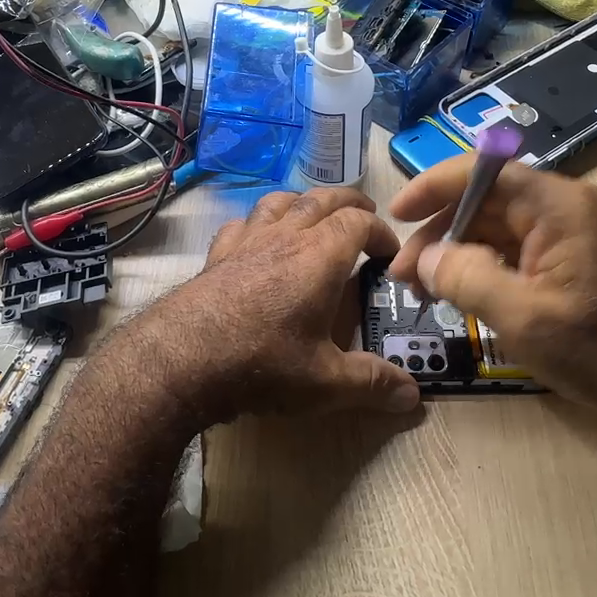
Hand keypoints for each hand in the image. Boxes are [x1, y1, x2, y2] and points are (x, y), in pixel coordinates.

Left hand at [111, 187, 421, 425]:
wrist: (182, 359)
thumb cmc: (263, 363)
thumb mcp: (326, 382)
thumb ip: (372, 384)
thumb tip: (414, 397)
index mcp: (320, 256)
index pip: (360, 221)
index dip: (381, 231)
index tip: (391, 254)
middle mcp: (286, 236)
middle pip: (323, 198)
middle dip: (350, 203)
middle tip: (365, 217)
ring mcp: (247, 241)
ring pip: (281, 201)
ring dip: (304, 202)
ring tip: (315, 217)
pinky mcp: (217, 254)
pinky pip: (242, 223)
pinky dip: (258, 224)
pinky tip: (258, 240)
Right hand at [388, 157, 596, 412]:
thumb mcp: (528, 320)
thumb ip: (468, 280)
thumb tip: (425, 258)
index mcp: (558, 205)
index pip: (482, 172)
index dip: (432, 186)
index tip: (396, 213)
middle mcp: (568, 206)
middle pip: (488, 203)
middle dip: (440, 234)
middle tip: (402, 277)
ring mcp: (580, 233)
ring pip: (504, 229)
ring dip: (462, 254)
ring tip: (427, 291)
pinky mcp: (587, 259)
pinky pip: (526, 250)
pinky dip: (492, 267)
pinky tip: (470, 295)